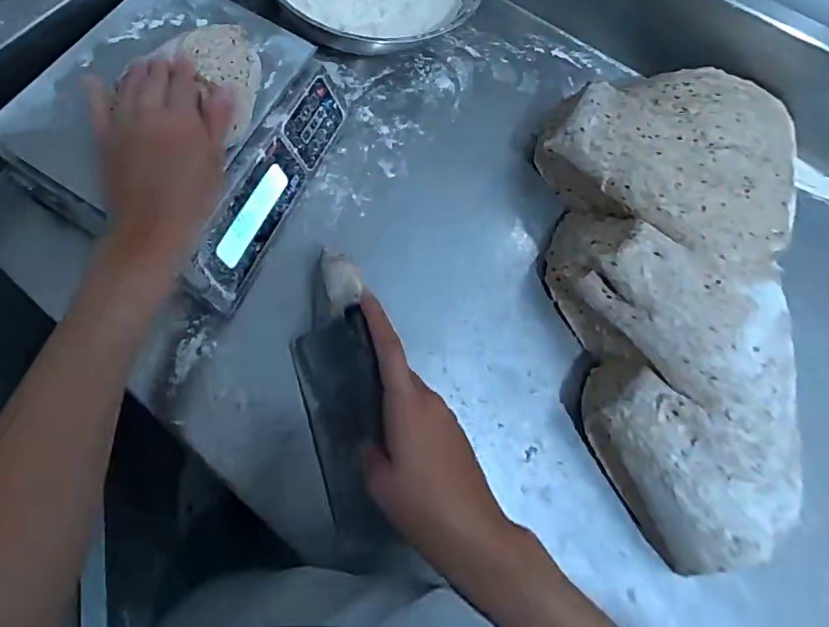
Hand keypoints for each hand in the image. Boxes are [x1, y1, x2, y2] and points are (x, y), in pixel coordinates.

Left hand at [88, 54, 235, 278]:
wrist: (151, 227)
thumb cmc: (193, 196)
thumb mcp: (216, 158)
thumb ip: (218, 121)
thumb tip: (224, 88)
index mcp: (182, 117)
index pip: (183, 82)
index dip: (185, 68)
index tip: (187, 59)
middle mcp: (151, 114)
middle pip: (154, 80)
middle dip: (160, 66)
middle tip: (164, 58)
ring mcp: (124, 125)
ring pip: (127, 88)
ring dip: (134, 72)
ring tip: (140, 64)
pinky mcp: (105, 140)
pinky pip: (98, 111)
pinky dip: (96, 94)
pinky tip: (94, 81)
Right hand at [359, 292, 521, 571]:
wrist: (473, 531)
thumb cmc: (420, 504)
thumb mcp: (379, 481)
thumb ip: (370, 452)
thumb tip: (373, 441)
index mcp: (407, 403)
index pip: (389, 350)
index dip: (377, 320)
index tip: (365, 296)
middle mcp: (429, 399)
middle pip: (399, 373)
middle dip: (378, 368)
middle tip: (355, 373)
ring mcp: (446, 415)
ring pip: (412, 396)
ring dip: (394, 402)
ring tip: (376, 428)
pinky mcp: (455, 433)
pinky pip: (425, 413)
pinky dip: (409, 418)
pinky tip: (402, 448)